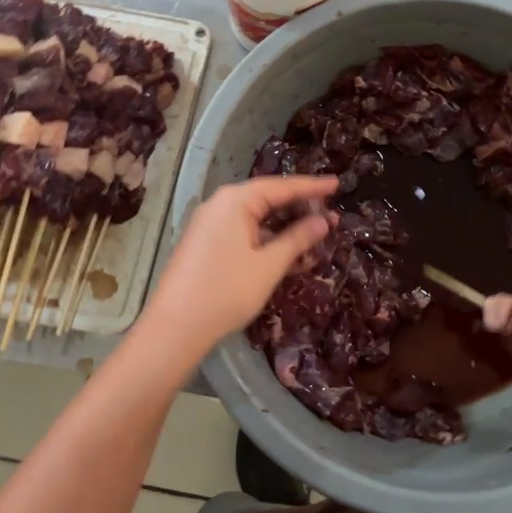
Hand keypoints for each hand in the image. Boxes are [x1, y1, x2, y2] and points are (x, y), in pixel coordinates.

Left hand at [141, 176, 335, 359]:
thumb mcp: (269, 265)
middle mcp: (221, 205)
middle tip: (331, 218)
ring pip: (257, 218)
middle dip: (300, 209)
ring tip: (316, 239)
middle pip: (268, 199)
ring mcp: (211, 225)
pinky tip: (288, 255)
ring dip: (286, 228)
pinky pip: (244, 233)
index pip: (282, 186)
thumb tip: (323, 222)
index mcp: (236, 201)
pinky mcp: (207, 244)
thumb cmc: (226, 291)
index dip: (312, 187)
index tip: (338, 184)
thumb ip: (298, 239)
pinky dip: (267, 240)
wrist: (174, 328)